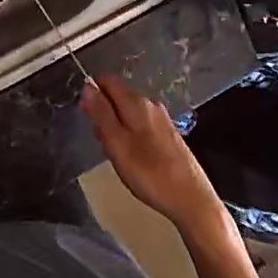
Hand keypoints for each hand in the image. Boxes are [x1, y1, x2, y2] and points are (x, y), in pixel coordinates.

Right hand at [81, 76, 226, 232]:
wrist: (190, 197)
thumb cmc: (148, 172)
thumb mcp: (116, 144)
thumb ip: (101, 113)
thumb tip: (88, 86)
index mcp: (136, 102)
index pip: (108, 80)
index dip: (94, 94)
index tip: (90, 119)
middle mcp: (150, 104)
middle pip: (118, 97)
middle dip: (105, 115)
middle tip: (105, 145)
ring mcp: (162, 118)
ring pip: (129, 112)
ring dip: (117, 128)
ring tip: (120, 157)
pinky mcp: (168, 133)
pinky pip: (141, 125)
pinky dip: (131, 136)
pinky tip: (135, 160)